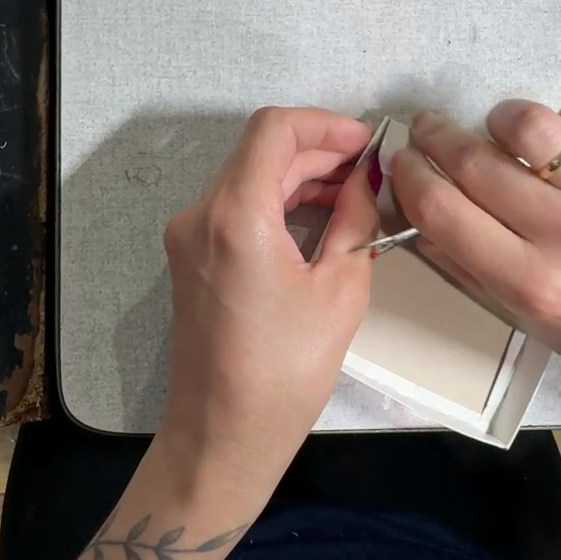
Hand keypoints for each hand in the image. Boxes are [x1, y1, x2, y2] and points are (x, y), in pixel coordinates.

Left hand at [158, 108, 379, 494]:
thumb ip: (355, 220)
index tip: (367, 142)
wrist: (223, 434)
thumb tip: (367, 179)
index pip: (274, 130)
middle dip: (318, 150)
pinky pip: (237, 206)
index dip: (326, 125)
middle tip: (371, 169)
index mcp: (235, 216)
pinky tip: (320, 216)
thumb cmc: (285, 373)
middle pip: (261, 151)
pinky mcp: (191, 254)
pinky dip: (277, 201)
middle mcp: (199, 214)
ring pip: (248, 176)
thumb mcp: (340, 290)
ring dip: (299, 175)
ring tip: (354, 194)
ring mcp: (189, 234)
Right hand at [389, 88, 560, 413]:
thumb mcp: (517, 313)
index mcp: (531, 282)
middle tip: (429, 129)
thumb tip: (412, 201)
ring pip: (532, 125)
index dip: (409, 174)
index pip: (441, 209)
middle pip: (476, 161)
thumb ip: (459, 258)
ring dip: (500, 119)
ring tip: (500, 130)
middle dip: (436, 137)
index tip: (403, 160)